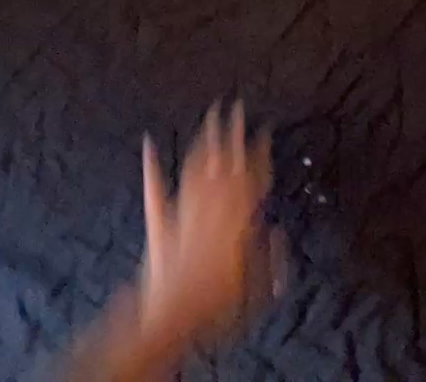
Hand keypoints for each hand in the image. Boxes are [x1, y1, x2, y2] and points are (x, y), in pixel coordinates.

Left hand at [60, 102, 274, 381]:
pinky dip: (152, 166)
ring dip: (203, 140)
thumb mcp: (255, 287)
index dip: (259, 152)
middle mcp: (211, 209)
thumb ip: (268, 257)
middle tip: (235, 104)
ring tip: (209, 115)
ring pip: (195, 167)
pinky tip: (149, 144)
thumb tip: (276, 232)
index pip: (252, 177)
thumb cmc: (215, 307)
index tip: (264, 128)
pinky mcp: (158, 221)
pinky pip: (155, 189)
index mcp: (237, 221)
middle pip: (224, 163)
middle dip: (231, 132)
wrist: (168, 321)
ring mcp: (183, 212)